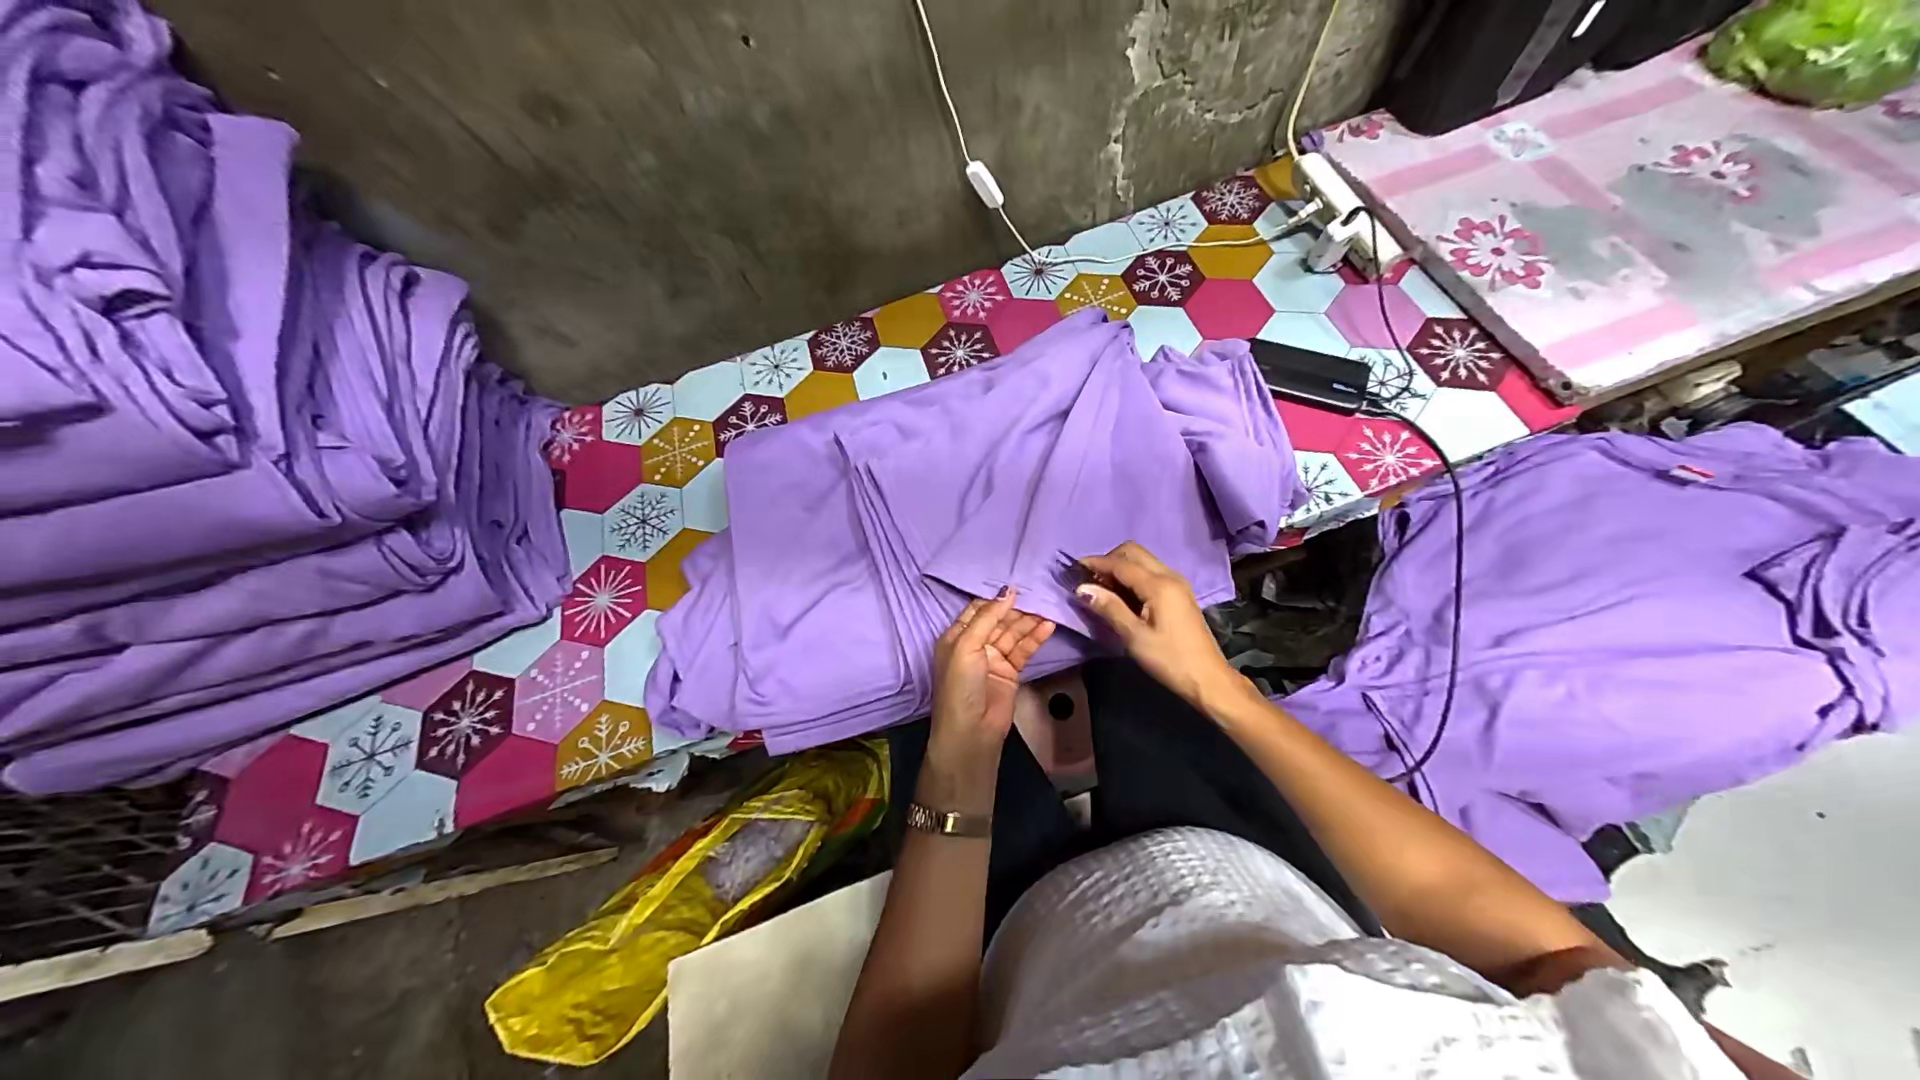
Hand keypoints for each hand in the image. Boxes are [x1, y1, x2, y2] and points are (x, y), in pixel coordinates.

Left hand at [926, 589, 1054, 804]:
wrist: (971, 731)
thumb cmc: (960, 685)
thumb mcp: (967, 646)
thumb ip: (987, 618)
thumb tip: (1008, 592)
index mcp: (957, 636)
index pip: (978, 610)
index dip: (996, 599)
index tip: (1017, 587)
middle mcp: (975, 644)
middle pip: (998, 620)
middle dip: (1016, 609)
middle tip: (1038, 597)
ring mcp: (993, 658)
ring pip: (1013, 633)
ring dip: (1029, 622)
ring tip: (1048, 610)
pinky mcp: (1011, 671)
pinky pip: (1024, 649)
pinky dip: (1035, 638)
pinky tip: (1048, 626)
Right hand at [1072, 542, 1249, 711]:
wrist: (1207, 678)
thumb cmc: (1169, 660)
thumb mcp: (1134, 636)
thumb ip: (1109, 607)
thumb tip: (1082, 588)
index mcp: (1159, 585)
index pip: (1121, 564)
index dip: (1096, 563)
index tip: (1073, 568)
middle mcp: (1169, 576)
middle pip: (1133, 552)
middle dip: (1108, 560)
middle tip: (1090, 580)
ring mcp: (1177, 583)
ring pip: (1143, 560)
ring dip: (1120, 567)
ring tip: (1102, 588)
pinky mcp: (1179, 592)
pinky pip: (1150, 572)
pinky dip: (1132, 575)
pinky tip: (1121, 595)